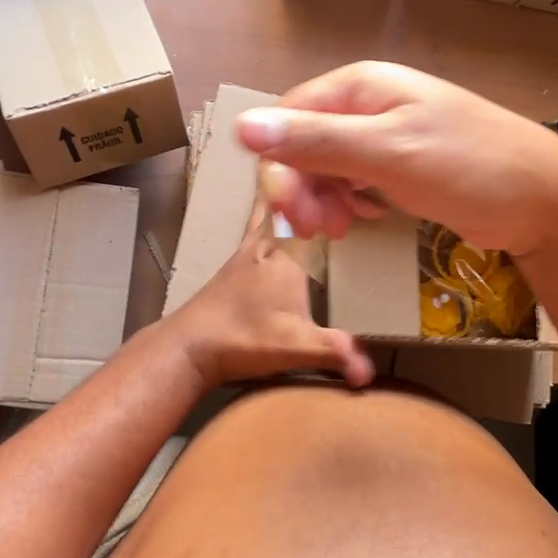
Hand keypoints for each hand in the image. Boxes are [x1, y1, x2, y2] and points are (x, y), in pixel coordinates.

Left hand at [167, 202, 374, 387]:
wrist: (189, 347)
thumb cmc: (244, 339)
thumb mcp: (297, 348)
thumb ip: (336, 352)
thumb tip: (369, 374)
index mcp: (288, 256)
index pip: (314, 213)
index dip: (332, 197)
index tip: (353, 186)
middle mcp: (266, 246)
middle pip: (289, 205)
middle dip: (311, 193)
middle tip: (336, 183)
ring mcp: (245, 255)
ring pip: (268, 215)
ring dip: (286, 204)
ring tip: (308, 189)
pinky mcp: (231, 269)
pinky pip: (255, 231)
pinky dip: (265, 220)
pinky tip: (270, 228)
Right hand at [236, 61, 557, 254]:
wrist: (543, 198)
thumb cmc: (469, 166)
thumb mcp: (388, 153)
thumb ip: (318, 141)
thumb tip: (243, 127)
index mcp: (361, 87)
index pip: (291, 118)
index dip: (279, 164)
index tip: (287, 211)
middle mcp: (370, 105)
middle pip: (307, 143)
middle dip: (302, 187)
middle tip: (313, 231)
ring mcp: (388, 136)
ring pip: (329, 166)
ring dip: (323, 199)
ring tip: (338, 231)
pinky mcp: (403, 167)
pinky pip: (356, 180)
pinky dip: (348, 202)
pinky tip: (360, 220)